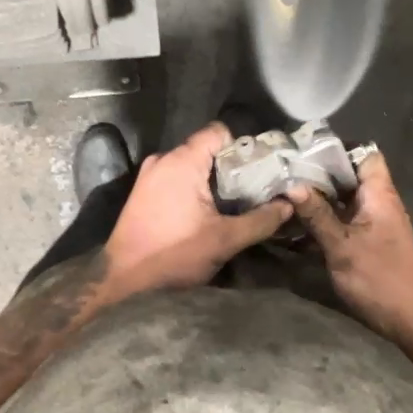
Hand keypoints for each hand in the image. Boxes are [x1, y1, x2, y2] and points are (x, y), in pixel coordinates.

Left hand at [103, 122, 292, 297]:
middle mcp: (163, 160)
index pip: (219, 132)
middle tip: (255, 190)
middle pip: (207, 149)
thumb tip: (289, 205)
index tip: (261, 169)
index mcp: (182, 161)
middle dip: (232, 167)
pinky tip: (208, 213)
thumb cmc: (174, 255)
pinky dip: (196, 189)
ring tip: (236, 204)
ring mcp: (150, 175)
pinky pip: (177, 179)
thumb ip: (261, 220)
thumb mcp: (225, 240)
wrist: (123, 280)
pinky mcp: (143, 192)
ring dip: (214, 181)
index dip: (243, 146)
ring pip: (192, 165)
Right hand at [289, 152, 412, 342]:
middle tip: (284, 175)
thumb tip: (291, 185)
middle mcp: (379, 203)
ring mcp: (374, 223)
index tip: (304, 153)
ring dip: (318, 200)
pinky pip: (343, 221)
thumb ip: (317, 215)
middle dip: (319, 175)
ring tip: (284, 197)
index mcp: (380, 195)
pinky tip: (297, 228)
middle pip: (350, 177)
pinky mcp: (368, 242)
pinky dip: (324, 221)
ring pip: (344, 201)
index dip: (338, 149)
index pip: (365, 154)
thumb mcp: (342, 247)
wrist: (410, 320)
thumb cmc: (379, 279)